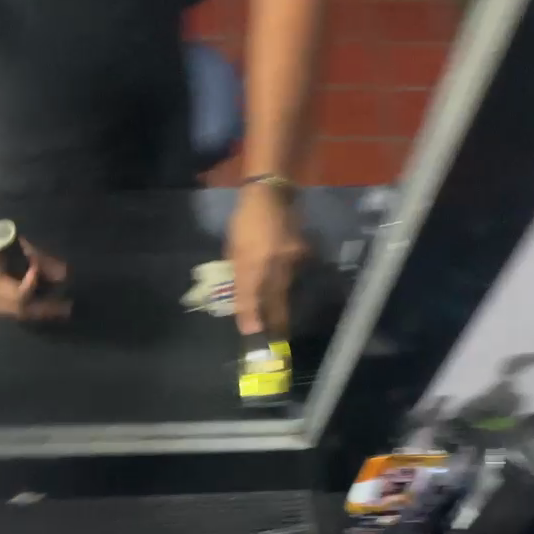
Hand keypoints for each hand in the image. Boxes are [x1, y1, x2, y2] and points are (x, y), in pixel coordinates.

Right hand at [0, 219, 69, 319]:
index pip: (19, 296)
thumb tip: (65, 275)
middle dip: (46, 309)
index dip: (34, 287)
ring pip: (16, 313)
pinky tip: (43, 304)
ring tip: (60, 308)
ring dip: (38, 310)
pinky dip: (27, 307)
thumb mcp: (11, 240)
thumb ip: (38, 258)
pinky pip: (8, 310)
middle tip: (68, 308)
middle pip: (20, 311)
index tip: (40, 270)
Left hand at [227, 182, 307, 337]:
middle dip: (274, 322)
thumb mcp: (234, 247)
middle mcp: (271, 262)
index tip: (251, 334)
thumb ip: (238, 273)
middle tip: (275, 341)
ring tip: (280, 326)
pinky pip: (291, 275)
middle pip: (273, 299)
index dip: (250, 316)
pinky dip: (286, 287)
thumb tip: (242, 297)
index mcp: (251, 260)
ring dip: (281, 308)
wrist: (271, 192)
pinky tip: (285, 296)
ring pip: (284, 289)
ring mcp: (288, 258)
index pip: (249, 294)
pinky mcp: (299, 253)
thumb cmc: (245, 220)